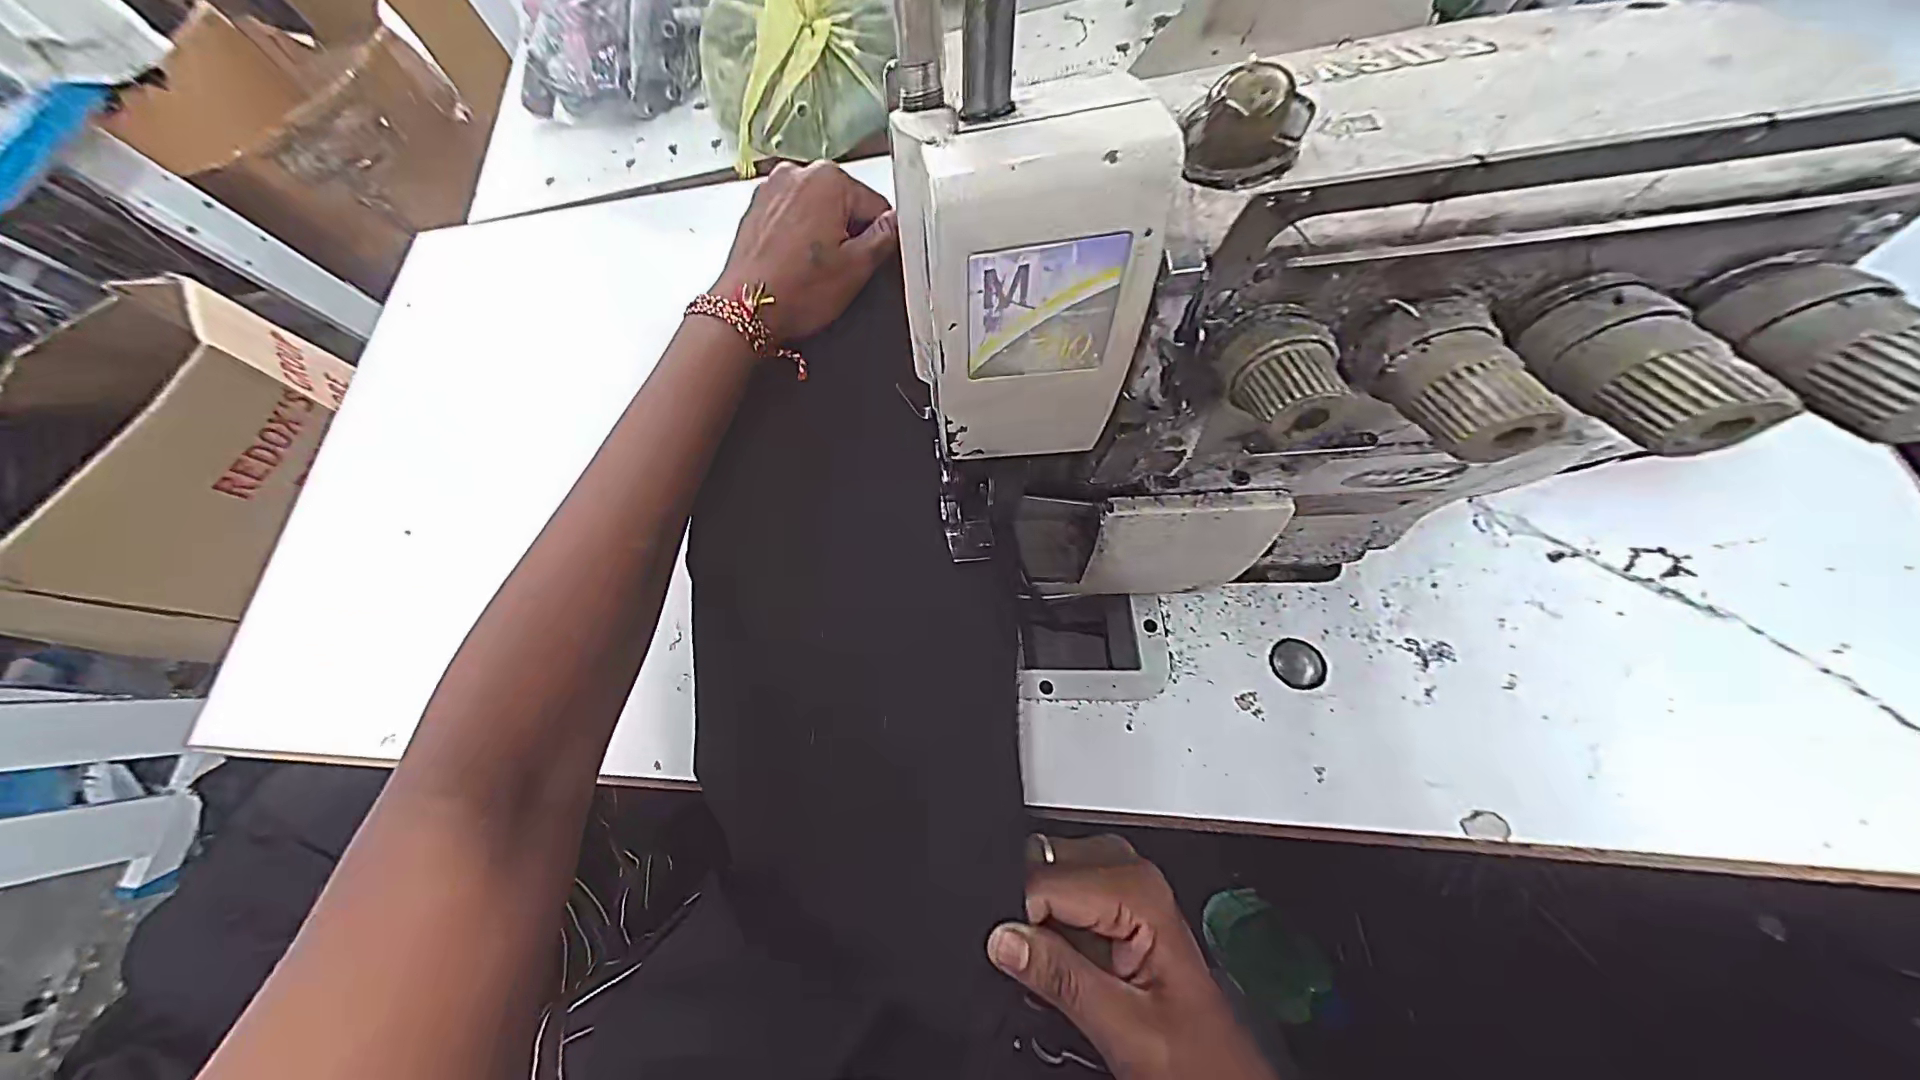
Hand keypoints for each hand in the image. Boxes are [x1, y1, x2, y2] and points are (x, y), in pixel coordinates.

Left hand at [711, 159, 897, 343]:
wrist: (745, 309)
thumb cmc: (795, 291)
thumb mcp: (857, 268)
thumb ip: (884, 238)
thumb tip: (894, 224)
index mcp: (829, 179)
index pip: (876, 206)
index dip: (878, 239)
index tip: (868, 261)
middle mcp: (797, 173)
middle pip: (845, 205)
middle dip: (848, 236)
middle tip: (839, 270)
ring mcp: (772, 189)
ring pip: (818, 212)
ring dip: (823, 238)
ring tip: (813, 270)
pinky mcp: (757, 209)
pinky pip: (793, 220)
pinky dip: (799, 240)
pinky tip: (796, 266)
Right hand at [987, 835, 1277, 1079]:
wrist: (1223, 1079)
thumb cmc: (1196, 1059)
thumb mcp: (1124, 1029)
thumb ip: (1061, 978)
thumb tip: (1003, 937)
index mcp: (1139, 890)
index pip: (1045, 880)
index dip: (1026, 924)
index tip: (1028, 964)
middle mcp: (1132, 874)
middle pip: (1044, 864)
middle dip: (1030, 912)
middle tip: (1045, 967)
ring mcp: (1122, 884)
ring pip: (1046, 873)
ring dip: (1039, 917)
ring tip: (1063, 966)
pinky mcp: (1112, 902)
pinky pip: (1059, 891)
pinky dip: (1048, 922)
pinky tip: (1068, 961)